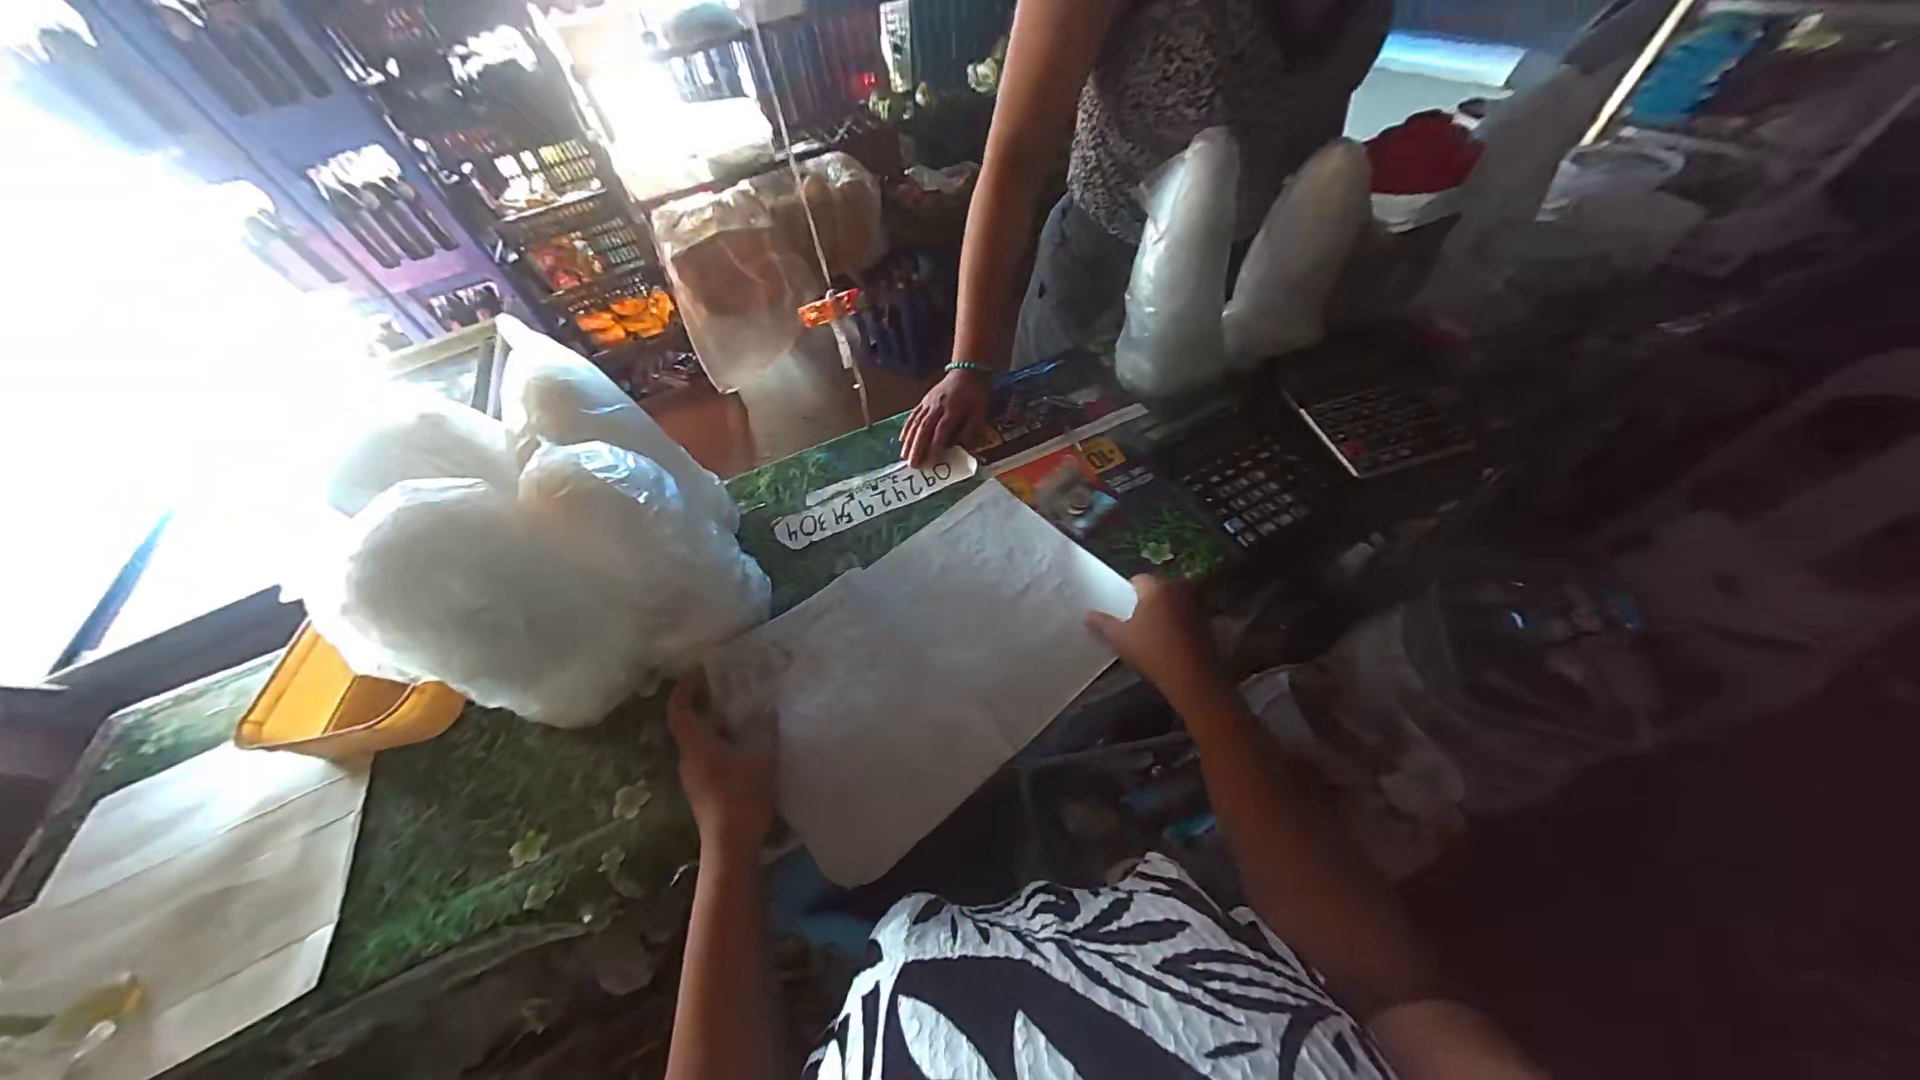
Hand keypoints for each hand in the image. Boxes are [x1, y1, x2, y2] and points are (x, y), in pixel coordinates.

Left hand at [668, 669, 775, 858]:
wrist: (731, 846)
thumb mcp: (762, 756)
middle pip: (691, 723)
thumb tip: (769, 708)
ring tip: (749, 714)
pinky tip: (751, 745)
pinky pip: (711, 756)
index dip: (687, 687)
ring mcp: (695, 776)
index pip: (679, 708)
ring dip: (721, 724)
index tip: (704, 672)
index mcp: (696, 745)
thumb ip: (765, 729)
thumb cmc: (742, 796)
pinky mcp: (706, 789)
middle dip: (711, 703)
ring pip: (703, 740)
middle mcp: (689, 758)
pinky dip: (726, 743)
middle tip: (736, 689)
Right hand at [900, 368, 989, 466]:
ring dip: (909, 441)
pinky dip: (906, 428)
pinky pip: (913, 415)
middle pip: (925, 429)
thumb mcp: (980, 412)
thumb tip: (959, 447)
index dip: (935, 447)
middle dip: (917, 448)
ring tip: (904, 456)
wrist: (966, 371)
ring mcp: (928, 403)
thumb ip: (970, 430)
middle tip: (913, 465)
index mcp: (953, 410)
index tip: (930, 462)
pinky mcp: (923, 401)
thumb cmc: (975, 394)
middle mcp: (938, 406)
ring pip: (916, 423)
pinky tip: (902, 439)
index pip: (941, 431)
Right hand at [1084, 575, 1225, 703]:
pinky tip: (1169, 641)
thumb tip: (1087, 615)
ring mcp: (1196, 605)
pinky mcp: (1207, 621)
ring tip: (1150, 632)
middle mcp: (1179, 589)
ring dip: (1163, 612)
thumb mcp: (1119, 639)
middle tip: (1133, 620)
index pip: (1137, 580)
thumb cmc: (1152, 652)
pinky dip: (1176, 623)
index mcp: (1156, 587)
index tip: (1121, 609)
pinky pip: (1185, 615)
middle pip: (1156, 589)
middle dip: (1146, 601)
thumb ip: (1102, 623)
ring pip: (1172, 602)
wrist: (1192, 677)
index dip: (1126, 593)